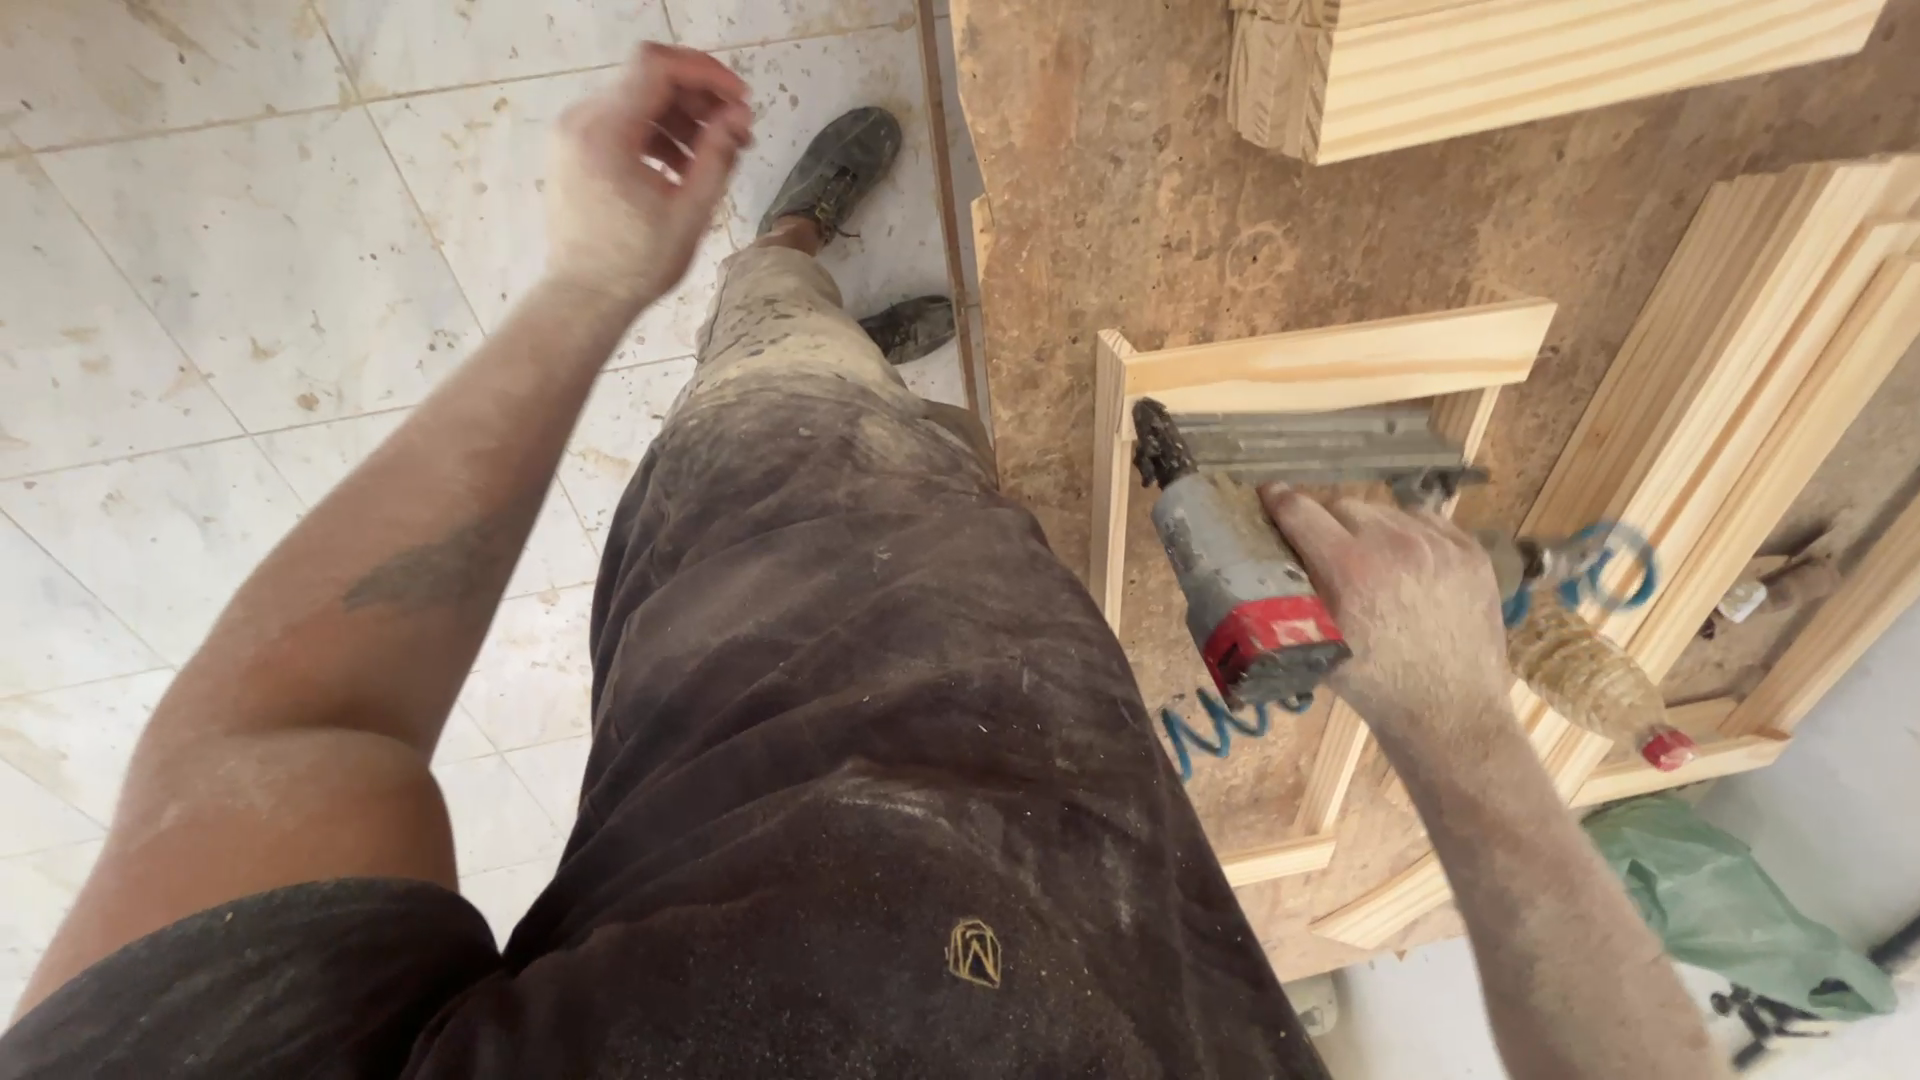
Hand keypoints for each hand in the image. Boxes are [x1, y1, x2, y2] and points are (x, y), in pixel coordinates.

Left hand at [545, 43, 753, 306]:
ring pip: (635, 102)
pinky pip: (620, 125)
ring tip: (713, 157)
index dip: (705, 73)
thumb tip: (740, 116)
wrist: (585, 296)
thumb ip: (717, 156)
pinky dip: (656, 135)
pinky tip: (680, 169)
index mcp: (606, 130)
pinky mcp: (574, 151)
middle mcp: (582, 119)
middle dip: (698, 100)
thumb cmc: (638, 264)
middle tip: (736, 133)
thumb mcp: (689, 212)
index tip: (740, 100)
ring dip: (680, 120)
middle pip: (647, 81)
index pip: (658, 67)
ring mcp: (573, 133)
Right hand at [1260, 485, 1512, 735]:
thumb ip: (1290, 589)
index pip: (1301, 510)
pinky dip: (1406, 533)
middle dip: (1325, 522)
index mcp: (1350, 566)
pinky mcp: (1470, 552)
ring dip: (1366, 527)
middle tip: (1320, 547)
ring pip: (1384, 510)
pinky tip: (1402, 561)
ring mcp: (1439, 545)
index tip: (1267, 494)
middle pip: (1342, 504)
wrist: (1448, 711)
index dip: (1278, 499)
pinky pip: (1424, 520)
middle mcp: (1395, 544)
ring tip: (1365, 557)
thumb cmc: (1369, 681)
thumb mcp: (1311, 638)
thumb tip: (1266, 550)